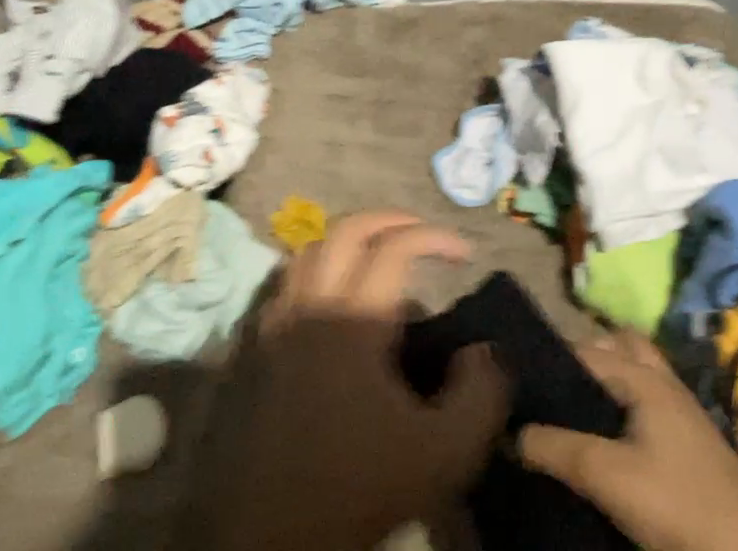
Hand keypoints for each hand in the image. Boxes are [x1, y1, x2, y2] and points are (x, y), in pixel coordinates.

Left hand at [176, 211, 510, 550]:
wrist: (270, 527)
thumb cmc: (360, 484)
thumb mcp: (445, 452)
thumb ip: (480, 393)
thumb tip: (484, 348)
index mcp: (354, 319)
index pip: (395, 247)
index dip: (435, 237)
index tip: (464, 252)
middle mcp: (309, 305)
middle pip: (343, 230)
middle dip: (387, 218)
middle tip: (419, 231)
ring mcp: (274, 323)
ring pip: (305, 250)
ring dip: (345, 240)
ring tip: (376, 259)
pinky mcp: (253, 346)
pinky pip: (283, 284)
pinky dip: (313, 270)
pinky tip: (332, 302)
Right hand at [517, 331, 737, 550]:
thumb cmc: (676, 504)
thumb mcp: (605, 476)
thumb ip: (553, 448)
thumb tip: (509, 431)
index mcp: (647, 379)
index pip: (586, 349)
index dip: (549, 358)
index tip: (515, 377)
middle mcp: (667, 385)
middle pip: (620, 347)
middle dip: (585, 356)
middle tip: (551, 387)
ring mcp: (684, 414)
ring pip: (637, 376)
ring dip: (607, 381)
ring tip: (571, 410)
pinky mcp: (691, 444)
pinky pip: (647, 404)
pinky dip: (623, 405)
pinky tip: (604, 437)